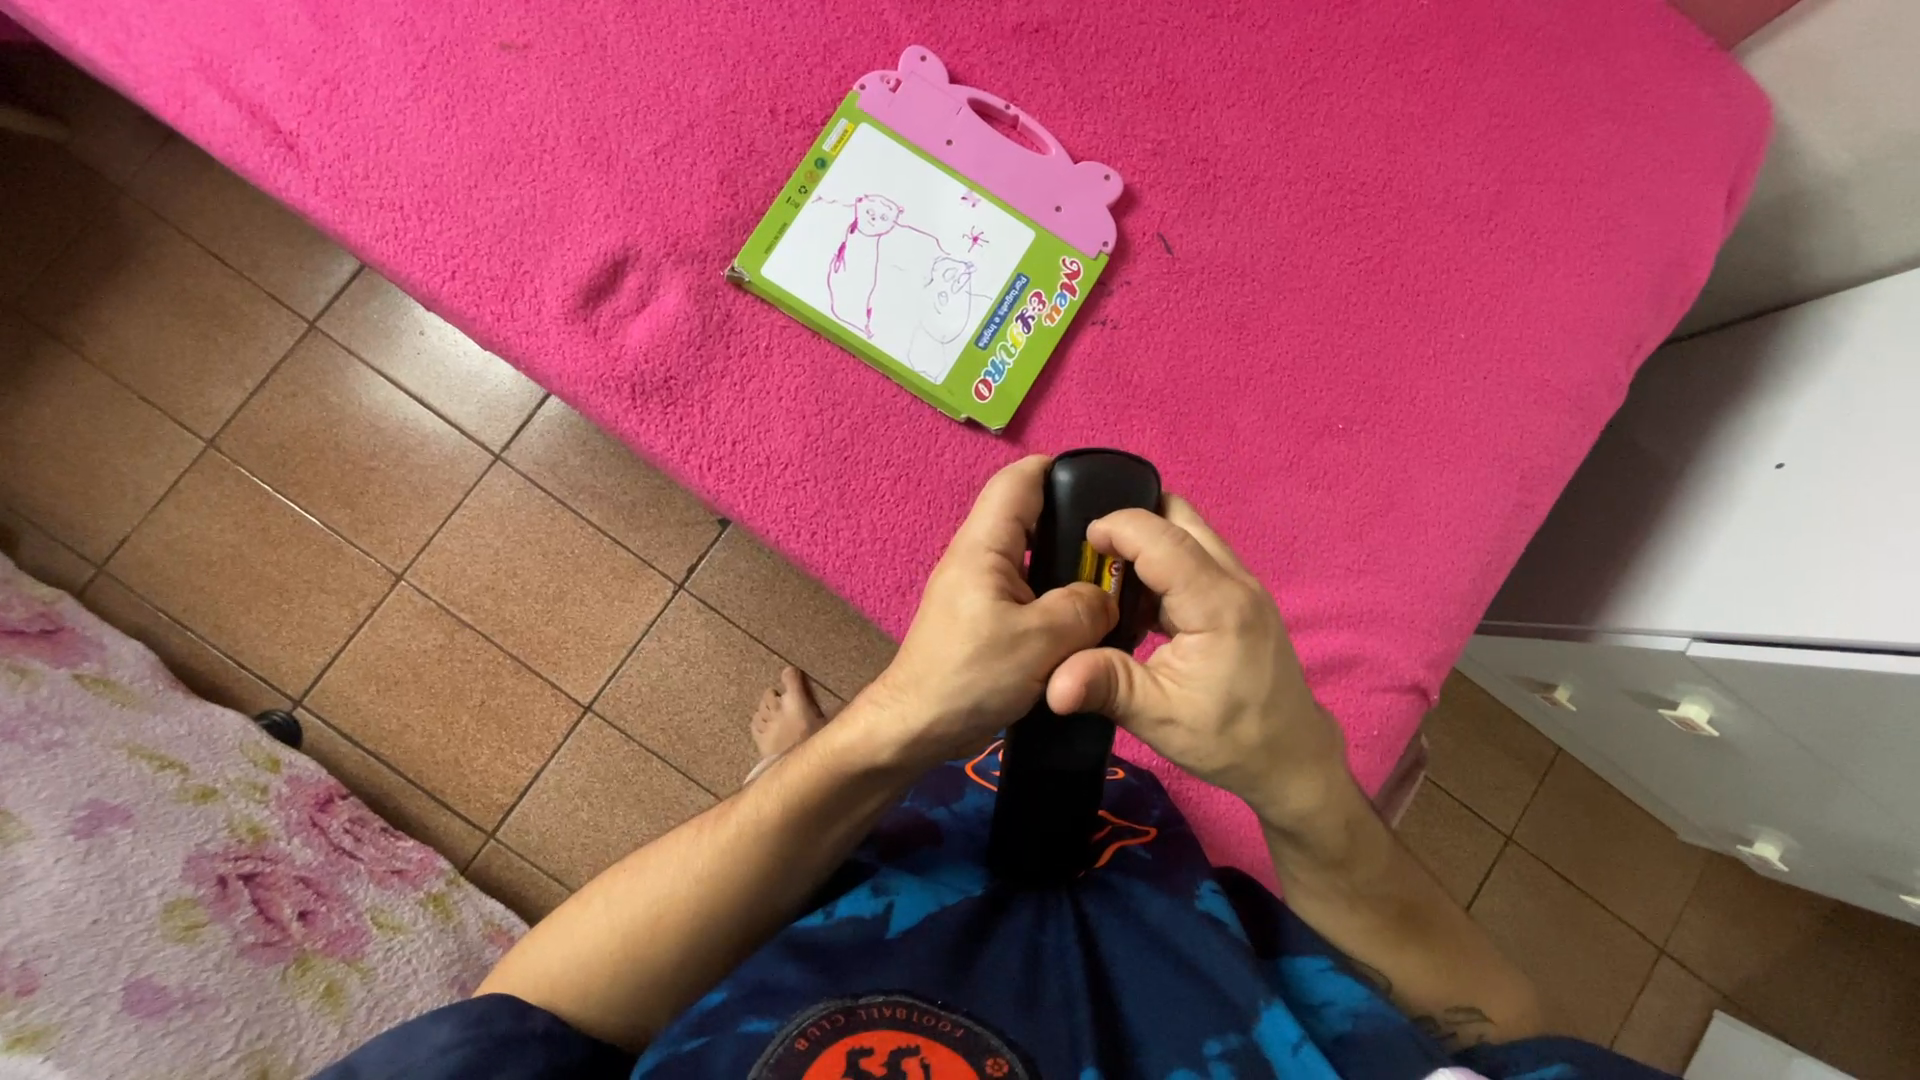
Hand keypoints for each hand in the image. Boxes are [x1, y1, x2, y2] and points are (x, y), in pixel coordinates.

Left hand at [868, 456, 1117, 765]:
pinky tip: (1084, 618)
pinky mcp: (984, 618)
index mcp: (983, 545)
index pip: (1018, 480)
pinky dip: (1056, 597)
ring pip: (1032, 560)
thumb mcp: (1040, 640)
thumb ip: (1084, 608)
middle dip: (1075, 523)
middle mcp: (978, 557)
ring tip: (1112, 580)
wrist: (917, 726)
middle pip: (1030, 517)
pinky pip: (1028, 593)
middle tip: (1122, 544)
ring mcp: (979, 588)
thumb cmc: (972, 676)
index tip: (1105, 484)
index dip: (1060, 469)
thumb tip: (1106, 598)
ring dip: (1067, 567)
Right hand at [1044, 497, 1349, 830]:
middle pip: (1180, 516)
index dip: (1118, 527)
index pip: (1163, 537)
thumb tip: (1049, 682)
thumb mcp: (1157, 717)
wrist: (1290, 758)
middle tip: (1090, 554)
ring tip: (1107, 577)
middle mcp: (1235, 580)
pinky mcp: (1238, 595)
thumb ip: (1104, 685)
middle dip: (1131, 522)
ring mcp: (1241, 584)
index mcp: (1217, 604)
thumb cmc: (1227, 739)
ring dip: (1146, 542)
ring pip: (1188, 532)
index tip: (1079, 541)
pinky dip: (1161, 562)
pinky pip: (1194, 556)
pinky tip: (1135, 602)